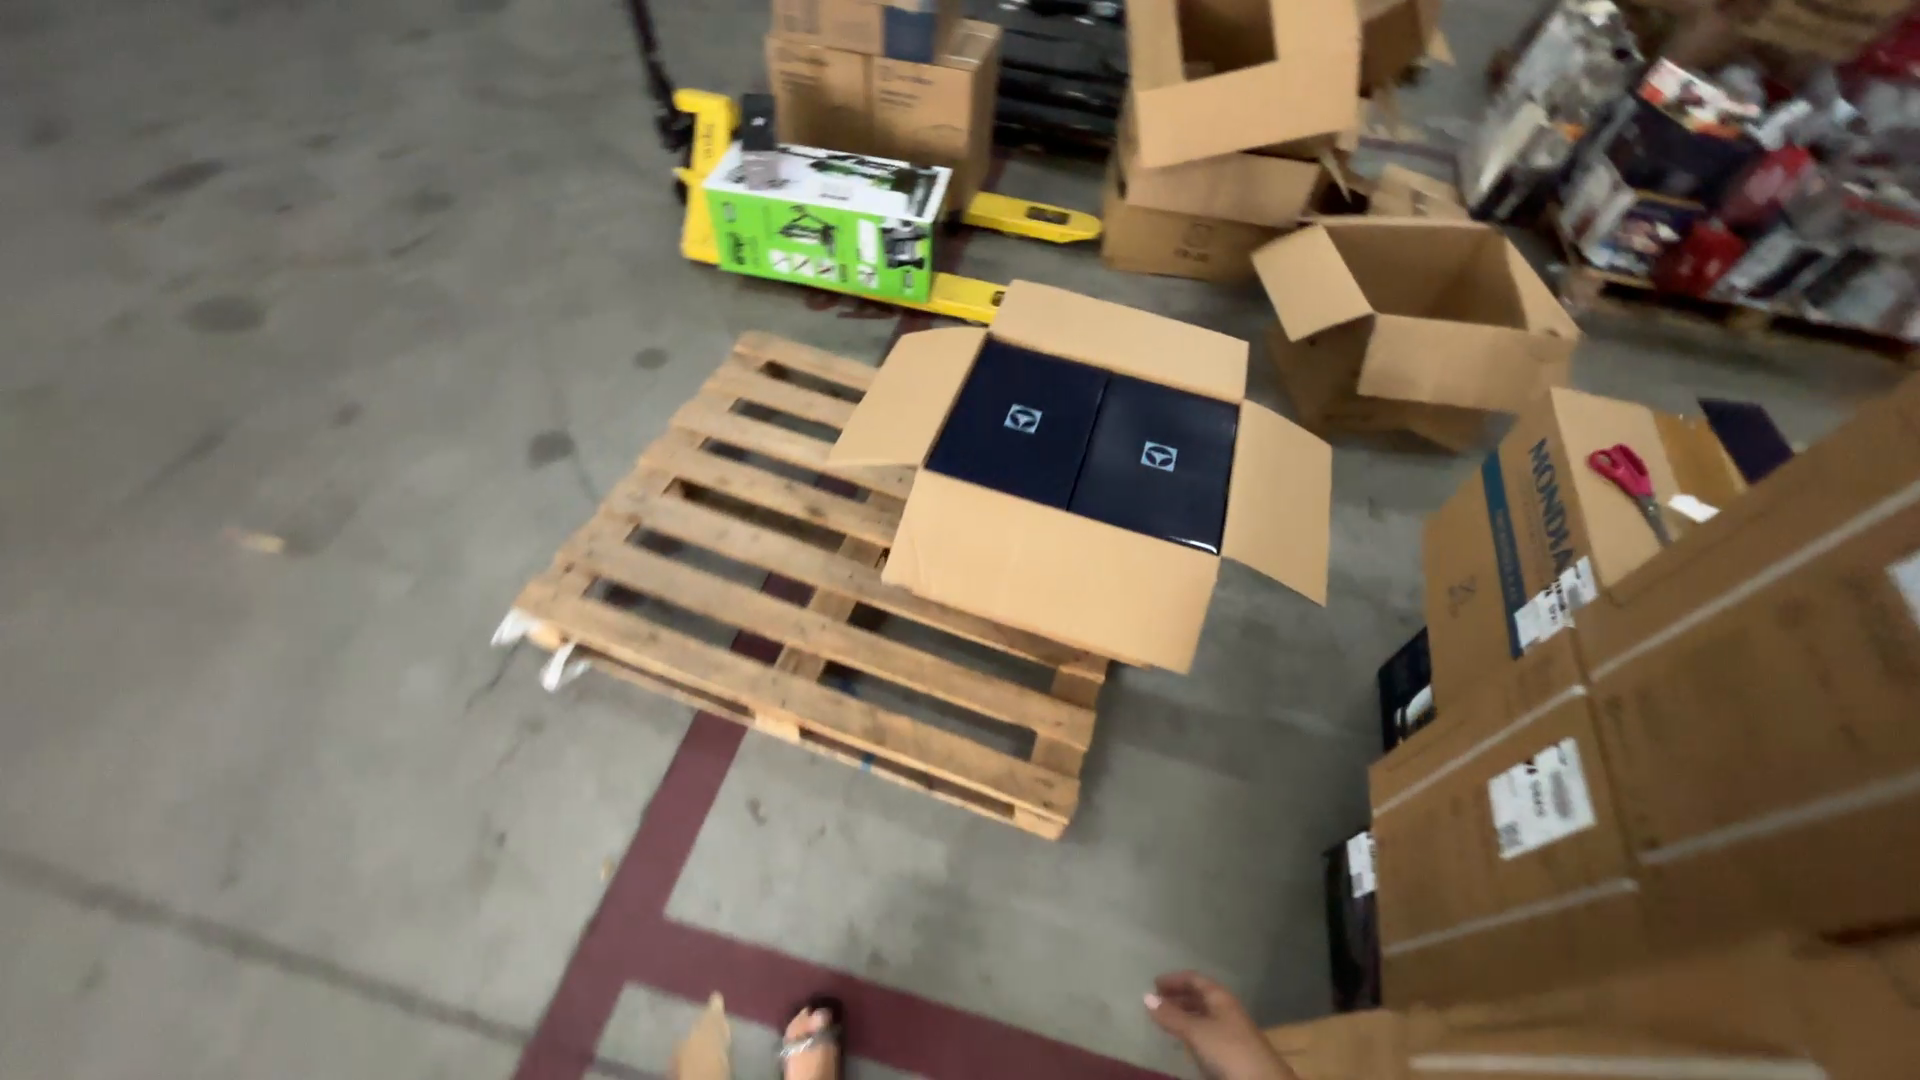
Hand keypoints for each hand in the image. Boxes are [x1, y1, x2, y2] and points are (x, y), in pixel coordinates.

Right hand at [1145, 972, 1298, 1079]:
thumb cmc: (1229, 1051)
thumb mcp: (1197, 1031)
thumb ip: (1172, 1016)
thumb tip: (1145, 997)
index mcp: (1220, 997)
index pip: (1194, 979)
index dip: (1174, 979)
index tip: (1153, 984)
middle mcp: (1226, 1009)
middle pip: (1199, 996)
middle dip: (1178, 997)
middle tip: (1156, 1003)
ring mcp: (1232, 1031)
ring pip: (1204, 1016)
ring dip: (1184, 1015)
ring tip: (1166, 1022)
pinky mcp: (1234, 1052)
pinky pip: (1208, 1033)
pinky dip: (1193, 1032)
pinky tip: (1186, 1043)